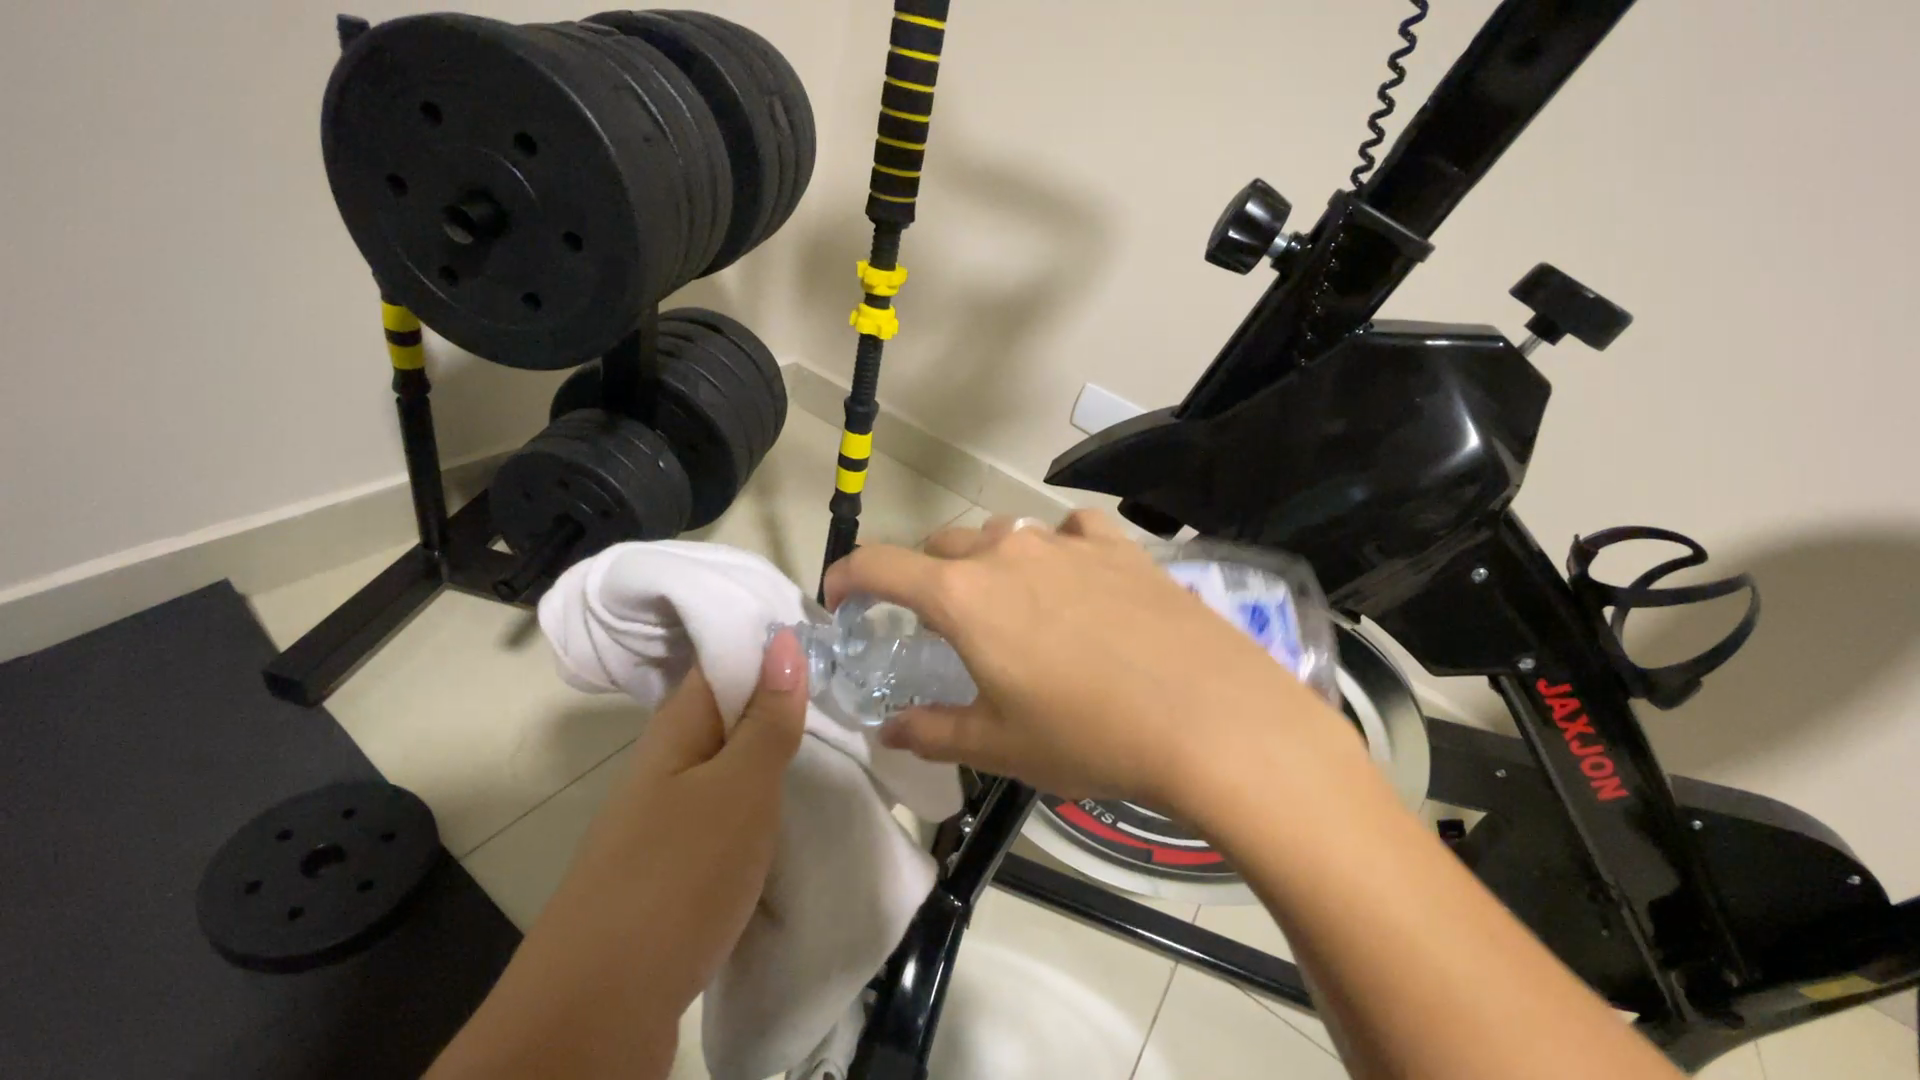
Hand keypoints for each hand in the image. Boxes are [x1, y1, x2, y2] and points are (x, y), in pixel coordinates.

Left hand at [426, 632, 807, 1079]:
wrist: (601, 1008)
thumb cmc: (677, 876)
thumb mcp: (737, 789)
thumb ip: (765, 720)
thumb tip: (781, 639)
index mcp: (675, 732)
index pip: (721, 662)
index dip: (771, 644)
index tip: (834, 633)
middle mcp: (667, 767)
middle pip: (730, 716)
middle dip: (787, 703)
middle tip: (858, 690)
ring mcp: (670, 821)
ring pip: (733, 770)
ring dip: (781, 758)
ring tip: (846, 744)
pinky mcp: (680, 869)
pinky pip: (732, 819)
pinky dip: (768, 809)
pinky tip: (805, 814)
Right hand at [823, 512, 1353, 811]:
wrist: (1213, 719)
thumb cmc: (1091, 736)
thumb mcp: (1000, 745)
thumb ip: (932, 731)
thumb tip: (887, 731)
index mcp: (965, 595)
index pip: (881, 566)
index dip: (848, 577)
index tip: (837, 596)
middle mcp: (1009, 551)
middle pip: (942, 546)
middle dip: (923, 577)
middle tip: (935, 623)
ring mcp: (1069, 542)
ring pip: (1004, 535)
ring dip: (987, 564)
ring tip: (1009, 608)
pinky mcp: (1121, 547)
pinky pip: (1070, 532)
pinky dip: (1055, 550)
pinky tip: (1074, 580)